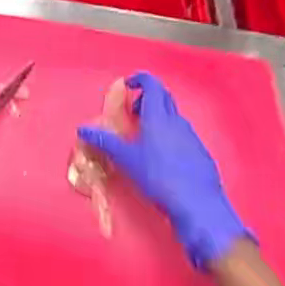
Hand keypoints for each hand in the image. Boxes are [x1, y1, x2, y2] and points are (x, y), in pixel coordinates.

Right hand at [78, 71, 251, 269]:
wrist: (198, 206)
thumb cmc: (158, 177)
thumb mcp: (126, 159)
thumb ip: (104, 141)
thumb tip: (83, 128)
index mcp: (158, 117)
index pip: (152, 85)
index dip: (140, 79)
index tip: (127, 85)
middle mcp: (177, 122)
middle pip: (164, 98)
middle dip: (147, 98)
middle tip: (132, 112)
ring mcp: (192, 137)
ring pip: (174, 118)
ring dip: (158, 118)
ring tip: (143, 137)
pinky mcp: (201, 154)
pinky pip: (182, 136)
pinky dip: (169, 136)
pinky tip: (162, 157)